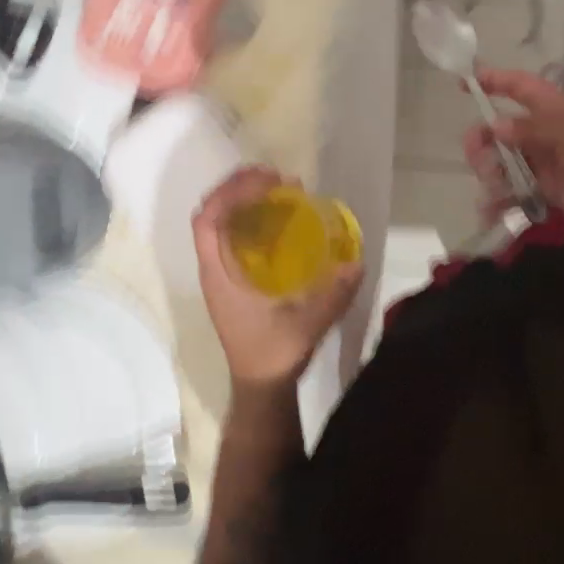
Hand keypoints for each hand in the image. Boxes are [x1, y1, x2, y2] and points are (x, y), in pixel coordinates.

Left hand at [192, 167, 364, 393]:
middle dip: (238, 187)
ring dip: (244, 199)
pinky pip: (233, 235)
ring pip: (221, 222)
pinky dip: (251, 218)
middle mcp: (214, 268)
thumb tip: (356, 263)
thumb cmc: (272, 356)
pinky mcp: (232, 278)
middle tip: (276, 176)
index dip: (230, 193)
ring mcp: (221, 272)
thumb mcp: (306, 327)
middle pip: (212, 213)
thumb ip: (332, 297)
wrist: (259, 387)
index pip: (207, 221)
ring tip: (279, 188)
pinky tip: (281, 217)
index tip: (264, 181)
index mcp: (219, 275)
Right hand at [464, 69, 563, 230]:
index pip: (519, 87)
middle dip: (482, 141)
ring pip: (503, 162)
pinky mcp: (546, 190)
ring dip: (489, 173)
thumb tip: (494, 126)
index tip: (464, 83)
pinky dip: (500, 201)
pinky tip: (488, 211)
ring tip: (490, 187)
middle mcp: (545, 131)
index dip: (493, 81)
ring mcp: (544, 161)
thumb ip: (528, 129)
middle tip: (477, 157)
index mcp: (554, 106)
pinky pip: (515, 192)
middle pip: (501, 130)